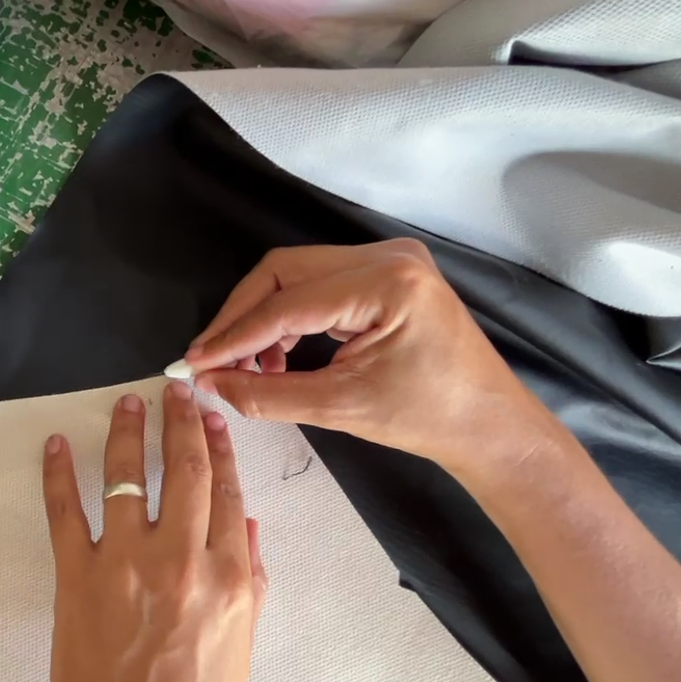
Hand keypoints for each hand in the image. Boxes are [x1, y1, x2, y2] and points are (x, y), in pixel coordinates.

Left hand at [32, 382, 265, 681]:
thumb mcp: (242, 649)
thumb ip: (251, 582)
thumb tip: (246, 522)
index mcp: (230, 578)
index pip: (227, 493)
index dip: (221, 448)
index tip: (214, 419)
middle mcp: (181, 560)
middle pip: (185, 471)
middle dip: (182, 422)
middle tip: (177, 390)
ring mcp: (124, 563)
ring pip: (128, 477)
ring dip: (128, 433)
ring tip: (128, 403)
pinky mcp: (77, 574)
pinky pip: (66, 511)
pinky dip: (59, 473)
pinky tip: (59, 443)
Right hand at [181, 239, 558, 474]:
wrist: (487, 425)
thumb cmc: (425, 418)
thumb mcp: (337, 408)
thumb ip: (263, 393)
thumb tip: (207, 381)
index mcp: (385, 284)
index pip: (285, 302)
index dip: (232, 335)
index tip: (193, 362)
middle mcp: (385, 256)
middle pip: (282, 272)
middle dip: (240, 318)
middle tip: (210, 360)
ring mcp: (386, 260)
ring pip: (293, 276)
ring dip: (260, 318)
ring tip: (245, 365)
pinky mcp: (381, 273)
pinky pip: (314, 285)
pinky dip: (285, 318)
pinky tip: (275, 356)